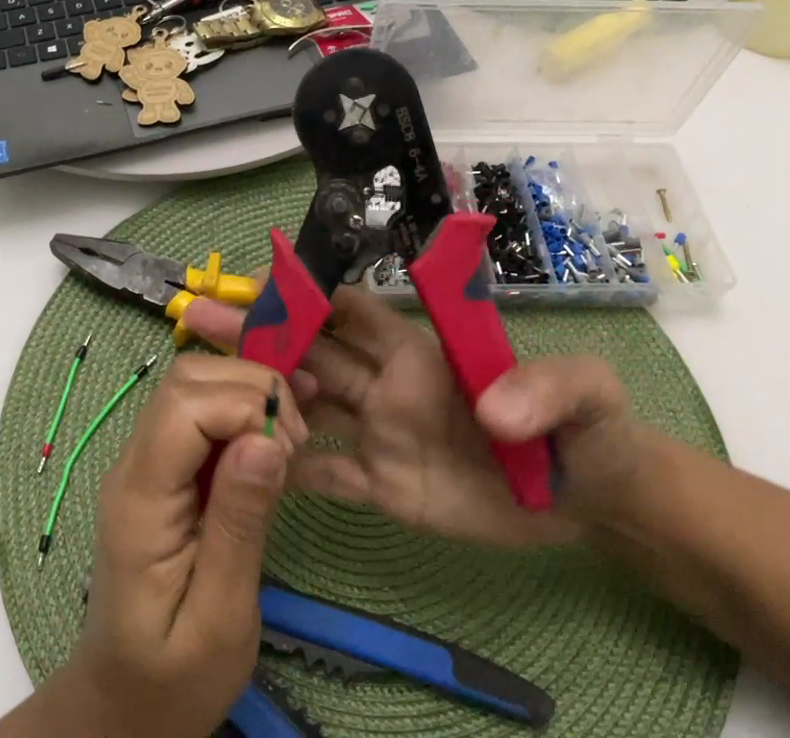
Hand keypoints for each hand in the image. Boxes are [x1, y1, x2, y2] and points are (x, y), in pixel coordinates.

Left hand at [11, 356, 305, 737]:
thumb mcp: (220, 615)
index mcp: (140, 500)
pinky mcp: (164, 473)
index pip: (184, 405)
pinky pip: (200, 415)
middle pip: (187, 380)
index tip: (290, 451)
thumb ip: (239, 524)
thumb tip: (266, 439)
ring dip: (250, 397)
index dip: (245, 406)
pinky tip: (277, 440)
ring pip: (194, 387)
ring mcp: (146, 465)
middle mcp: (134, 466)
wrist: (124, 700)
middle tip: (296, 446)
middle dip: (252, 391)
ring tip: (291, 446)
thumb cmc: (174, 674)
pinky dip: (243, 412)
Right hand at [183, 287, 651, 547]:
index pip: (350, 312)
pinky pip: (324, 475)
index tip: (252, 284)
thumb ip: (545, 385)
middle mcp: (388, 388)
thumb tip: (488, 409)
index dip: (305, 294)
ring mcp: (381, 437)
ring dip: (259, 396)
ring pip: (305, 408)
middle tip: (197, 317)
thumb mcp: (586, 395)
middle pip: (311, 353)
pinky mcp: (385, 488)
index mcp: (422, 353)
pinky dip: (285, 469)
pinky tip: (241, 466)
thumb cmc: (587, 432)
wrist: (592, 504)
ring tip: (202, 389)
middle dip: (257, 333)